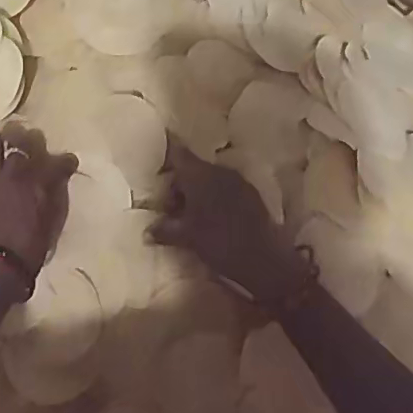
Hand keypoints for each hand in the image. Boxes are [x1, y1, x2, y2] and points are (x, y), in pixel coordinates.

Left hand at [0, 125, 77, 275]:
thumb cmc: (28, 252)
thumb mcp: (51, 226)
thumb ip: (54, 200)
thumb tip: (56, 185)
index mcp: (41, 184)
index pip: (59, 162)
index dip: (65, 161)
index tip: (68, 162)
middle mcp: (17, 173)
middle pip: (25, 146)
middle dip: (31, 144)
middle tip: (32, 149)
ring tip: (1, 144)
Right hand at [149, 136, 303, 302]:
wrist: (265, 260)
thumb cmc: (219, 243)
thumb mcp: (186, 238)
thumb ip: (164, 229)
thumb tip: (147, 230)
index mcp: (199, 175)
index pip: (178, 153)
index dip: (166, 154)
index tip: (157, 157)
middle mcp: (219, 171)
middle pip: (193, 168)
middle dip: (179, 184)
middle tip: (169, 207)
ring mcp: (238, 181)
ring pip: (209, 179)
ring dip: (197, 192)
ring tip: (189, 216)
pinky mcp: (251, 195)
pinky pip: (225, 188)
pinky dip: (214, 198)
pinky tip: (211, 219)